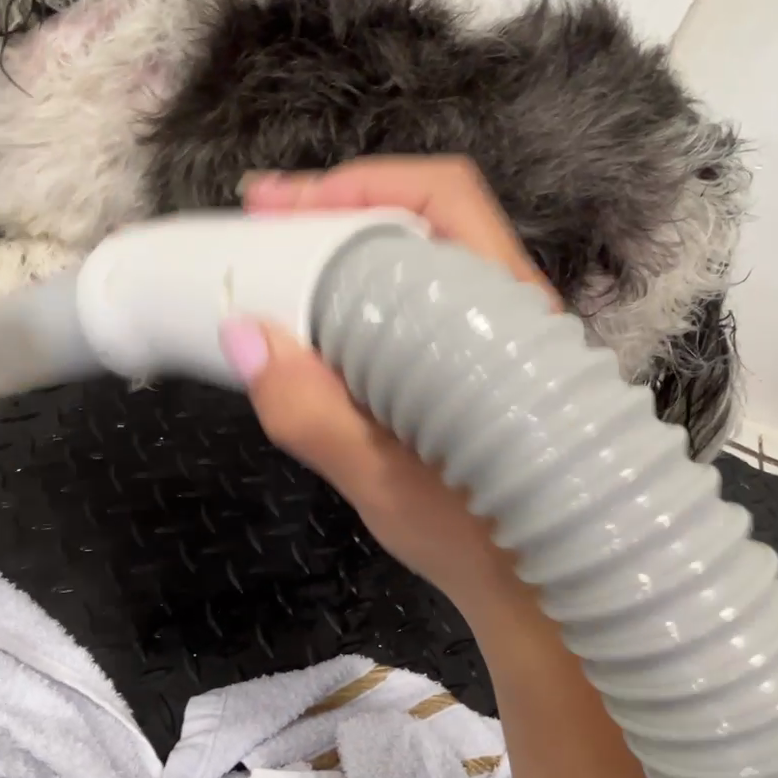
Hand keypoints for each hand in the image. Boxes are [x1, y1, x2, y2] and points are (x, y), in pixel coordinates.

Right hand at [224, 156, 561, 607]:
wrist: (537, 591)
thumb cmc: (471, 537)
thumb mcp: (379, 478)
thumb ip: (310, 412)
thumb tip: (240, 336)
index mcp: (501, 312)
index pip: (440, 198)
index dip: (354, 186)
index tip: (274, 206)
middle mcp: (510, 306)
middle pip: (428, 214)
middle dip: (340, 210)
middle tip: (265, 224)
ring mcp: (501, 335)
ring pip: (424, 256)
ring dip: (351, 250)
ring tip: (281, 264)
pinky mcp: (483, 365)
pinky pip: (422, 298)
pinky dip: (367, 291)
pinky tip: (325, 319)